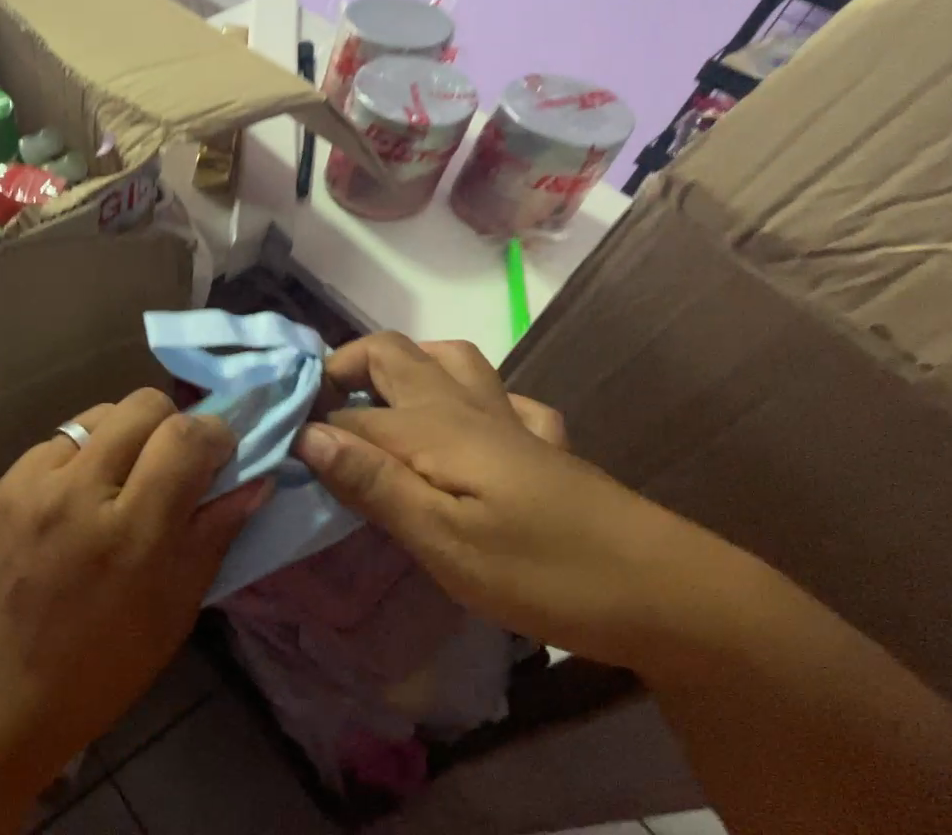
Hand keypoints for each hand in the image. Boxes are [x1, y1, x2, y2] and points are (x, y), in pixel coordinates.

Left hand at [0, 388, 270, 781]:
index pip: (185, 436)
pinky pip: (56, 443)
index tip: (219, 455)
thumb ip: (214, 531)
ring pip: (96, 415)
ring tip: (121, 481)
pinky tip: (78, 499)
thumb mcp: (176, 606)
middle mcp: (78, 492)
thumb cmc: (106, 664)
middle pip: (141, 406)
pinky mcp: (1, 485)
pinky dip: (80, 458)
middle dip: (170, 426)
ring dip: (123, 437)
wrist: (4, 691)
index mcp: (132, 532)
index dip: (215, 434)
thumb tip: (254, 476)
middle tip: (172, 466)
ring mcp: (31, 483)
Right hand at [293, 333, 723, 671]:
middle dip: (345, 370)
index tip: (277, 459)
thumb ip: (372, 482)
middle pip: (392, 355)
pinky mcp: (546, 447)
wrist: (674, 597)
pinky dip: (472, 398)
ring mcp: (512, 422)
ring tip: (380, 407)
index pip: (347, 414)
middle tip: (319, 421)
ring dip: (406, 367)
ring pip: (450, 358)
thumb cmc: (544, 572)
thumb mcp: (443, 539)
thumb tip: (305, 434)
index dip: (307, 428)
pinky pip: (503, 398)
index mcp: (434, 428)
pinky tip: (468, 430)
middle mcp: (467, 408)